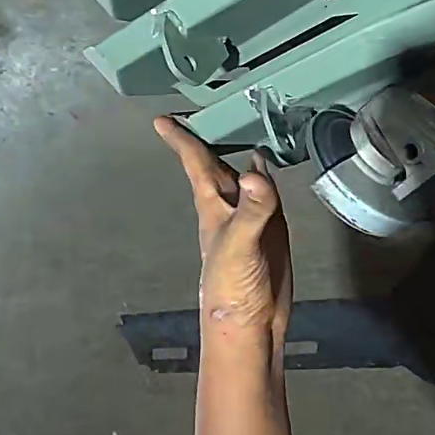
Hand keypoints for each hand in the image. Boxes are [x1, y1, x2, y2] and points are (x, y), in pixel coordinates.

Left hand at [155, 117, 293, 345]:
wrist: (252, 326)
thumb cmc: (232, 288)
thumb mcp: (239, 246)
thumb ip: (251, 209)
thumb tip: (255, 170)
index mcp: (213, 206)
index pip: (195, 164)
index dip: (181, 140)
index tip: (163, 119)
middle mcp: (229, 205)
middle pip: (216, 163)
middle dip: (209, 138)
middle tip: (209, 109)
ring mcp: (250, 216)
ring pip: (241, 175)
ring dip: (238, 152)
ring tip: (242, 124)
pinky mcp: (271, 227)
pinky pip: (266, 192)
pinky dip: (266, 174)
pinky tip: (269, 163)